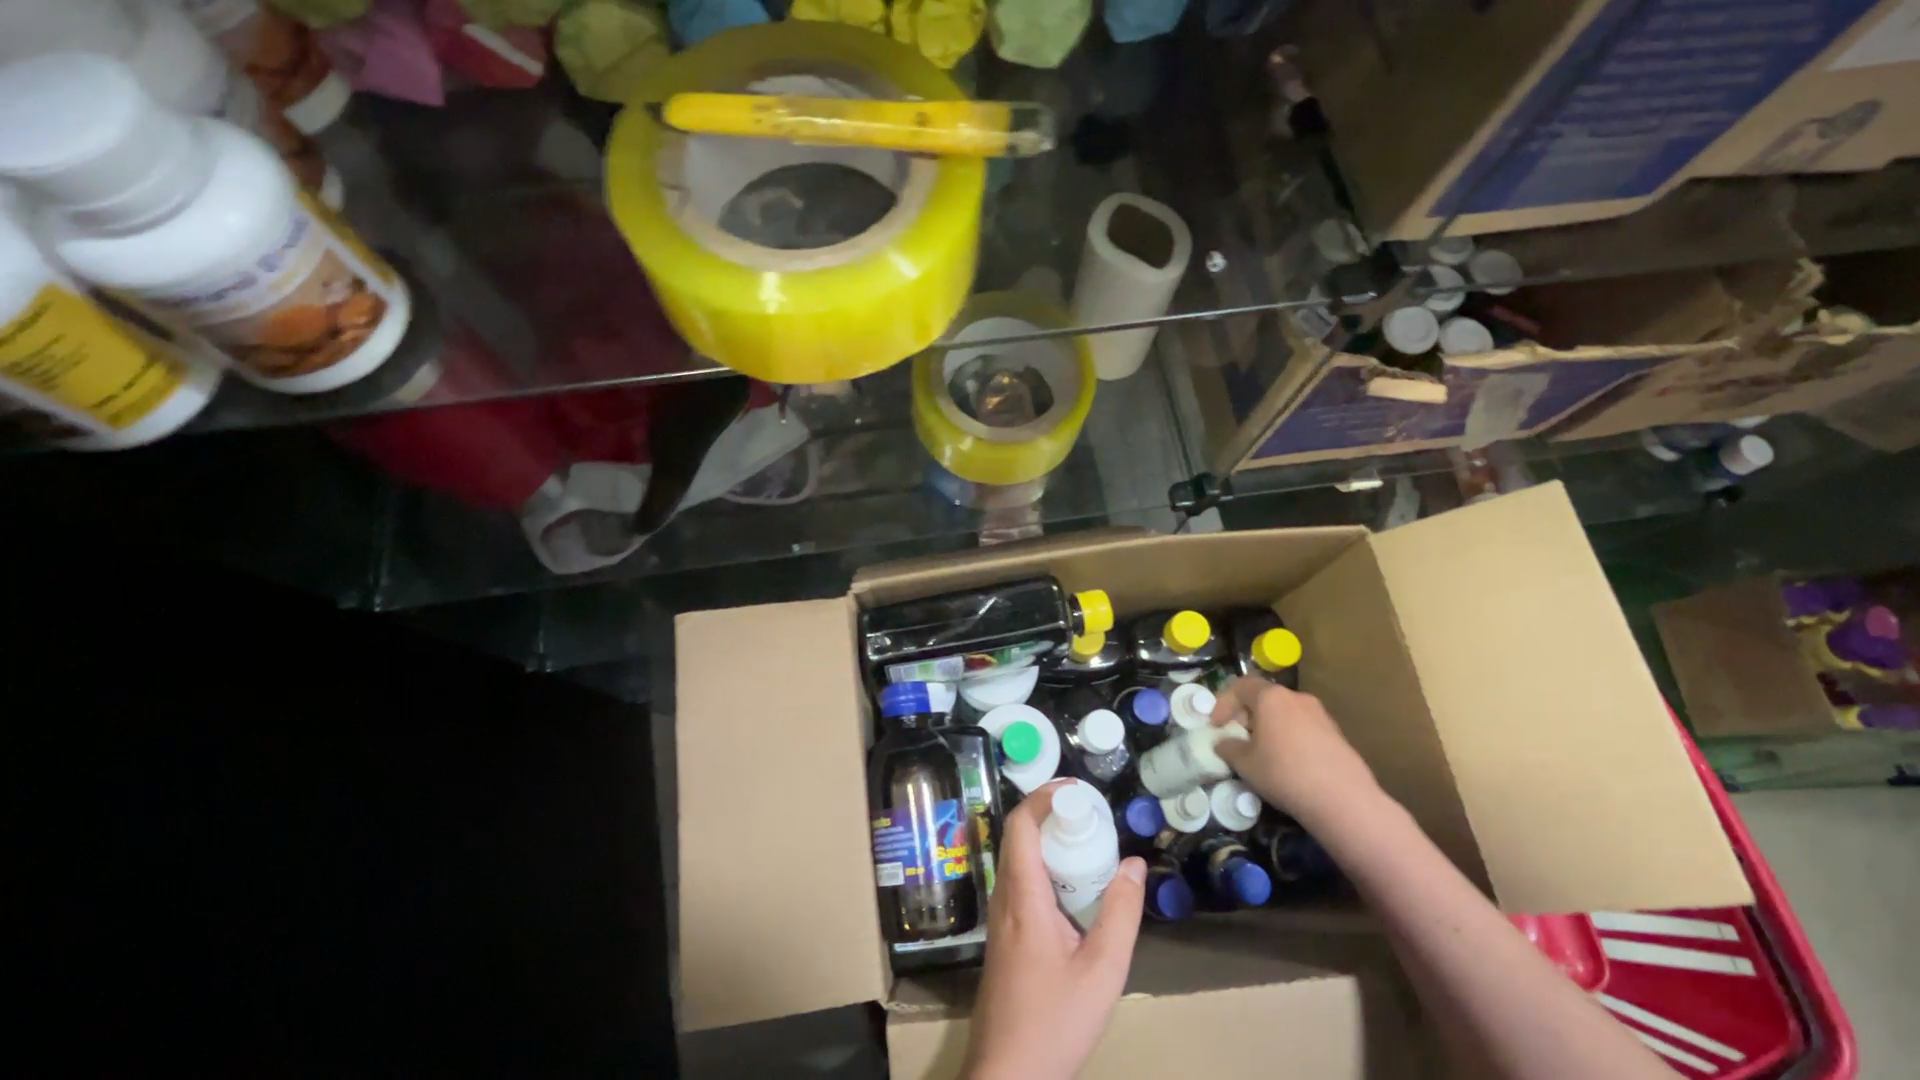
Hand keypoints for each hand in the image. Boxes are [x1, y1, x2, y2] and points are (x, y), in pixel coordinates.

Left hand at [963, 781, 1146, 1079]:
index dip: (1044, 797)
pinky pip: (1022, 886)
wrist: (1007, 1075)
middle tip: (1096, 818)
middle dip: (1054, 818)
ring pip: (1020, 863)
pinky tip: (1077, 895)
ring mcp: (1000, 921)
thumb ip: (1121, 913)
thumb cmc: (1054, 1021)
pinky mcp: (1004, 940)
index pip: (1021, 825)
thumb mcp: (1102, 970)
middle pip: (1019, 838)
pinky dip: (1048, 873)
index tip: (1079, 790)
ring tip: (1093, 850)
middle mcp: (1003, 900)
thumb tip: (1134, 863)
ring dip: (1052, 846)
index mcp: (1022, 897)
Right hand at [1210, 677, 1379, 830]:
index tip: (1216, 726)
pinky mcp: (1336, 734)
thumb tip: (1223, 743)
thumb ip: (1228, 748)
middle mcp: (1297, 698)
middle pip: (1265, 698)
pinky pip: (1303, 728)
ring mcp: (1321, 715)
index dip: (1224, 703)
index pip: (1241, 686)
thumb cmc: (1284, 773)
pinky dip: (1289, 738)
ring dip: (1269, 727)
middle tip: (1237, 738)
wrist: (1342, 798)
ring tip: (1262, 753)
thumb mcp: (1245, 764)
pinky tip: (1288, 764)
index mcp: (1271, 698)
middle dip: (1246, 716)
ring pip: (1285, 713)